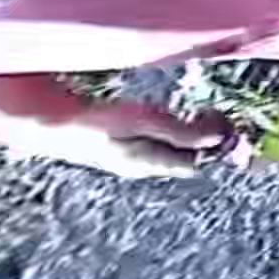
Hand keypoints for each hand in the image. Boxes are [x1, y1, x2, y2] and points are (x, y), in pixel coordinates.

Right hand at [22, 102, 228, 178]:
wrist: (56, 125)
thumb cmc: (100, 121)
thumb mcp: (143, 122)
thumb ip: (180, 133)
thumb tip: (216, 141)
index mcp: (148, 164)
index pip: (197, 164)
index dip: (218, 145)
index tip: (222, 122)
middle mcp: (147, 167)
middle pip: (195, 157)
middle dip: (214, 135)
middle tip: (212, 111)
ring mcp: (143, 160)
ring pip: (188, 149)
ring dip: (204, 131)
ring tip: (202, 111)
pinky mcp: (141, 151)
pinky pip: (177, 144)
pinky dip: (190, 129)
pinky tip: (191, 114)